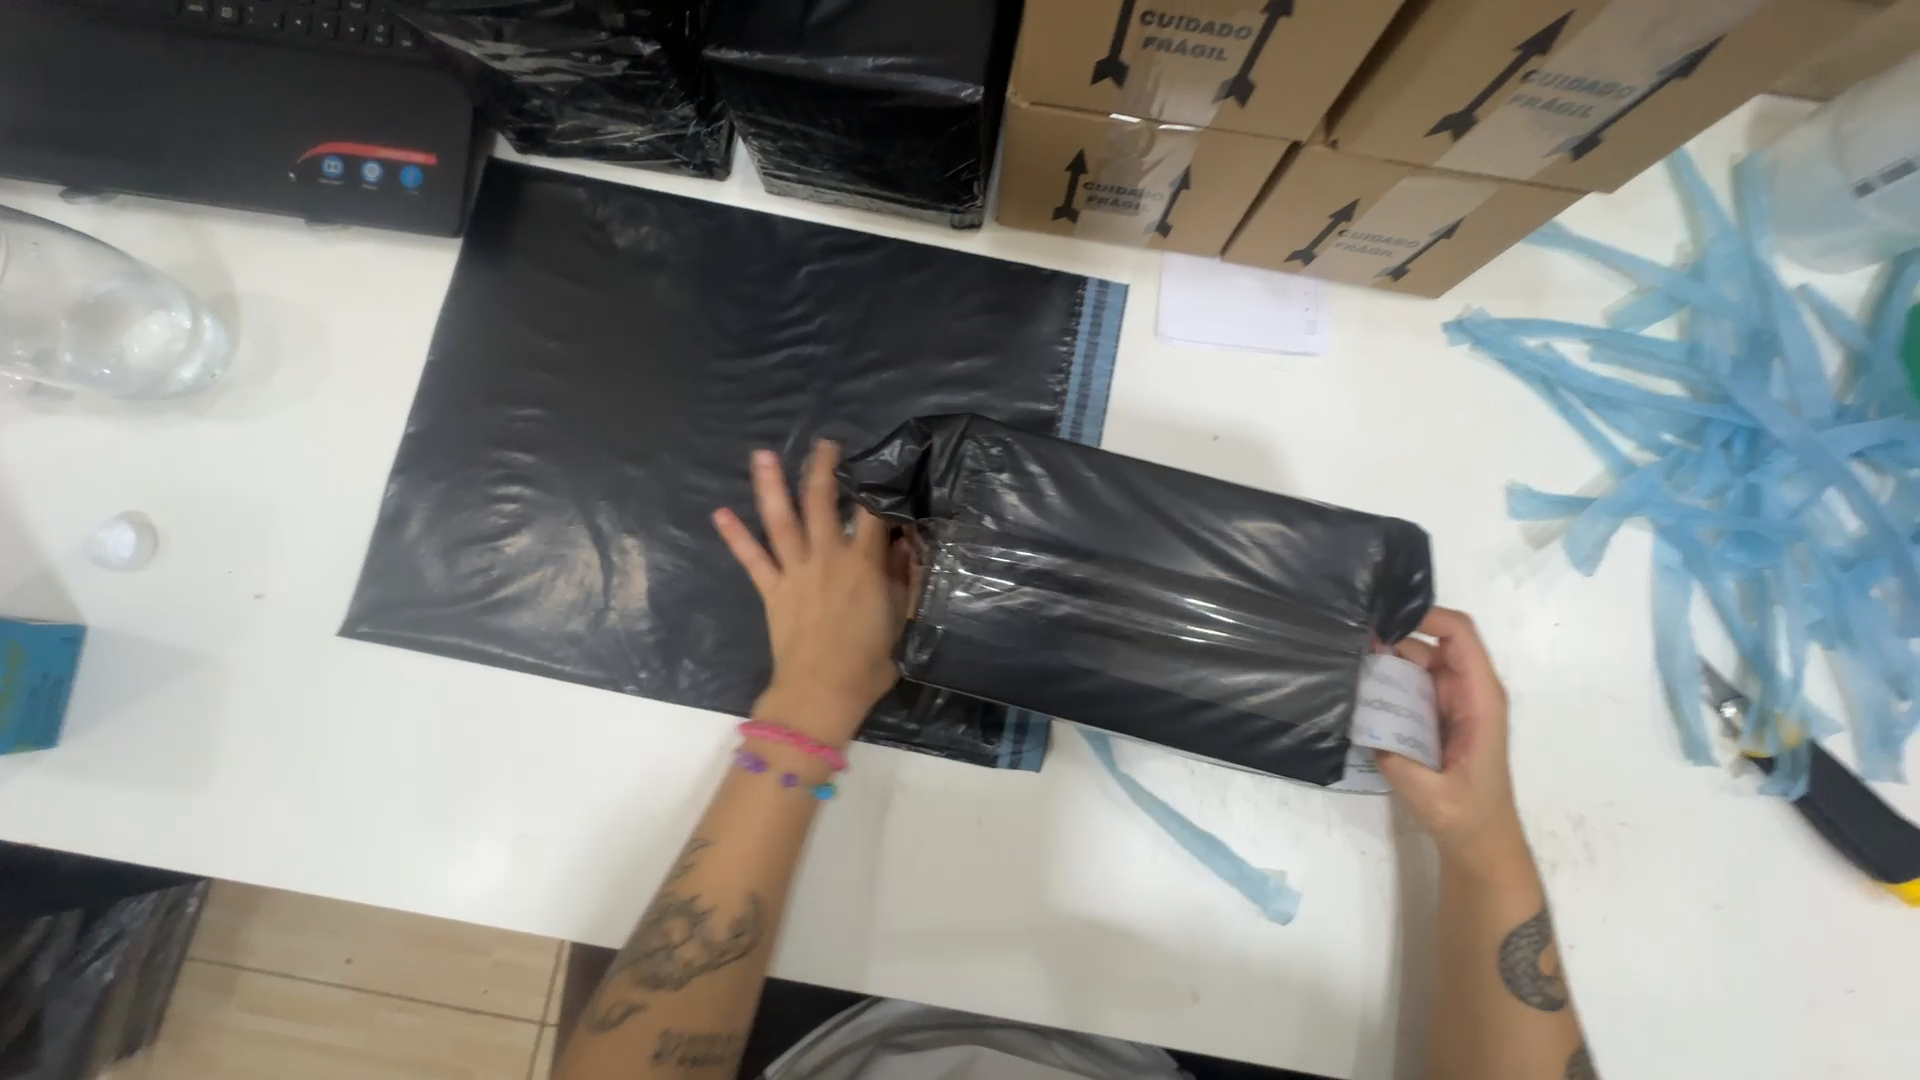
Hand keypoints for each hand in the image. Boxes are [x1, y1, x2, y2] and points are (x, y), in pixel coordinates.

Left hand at [712, 440, 909, 746]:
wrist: (822, 692)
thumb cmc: (870, 661)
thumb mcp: (903, 618)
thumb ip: (906, 578)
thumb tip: (906, 542)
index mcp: (865, 564)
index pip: (874, 513)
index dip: (878, 487)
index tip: (881, 465)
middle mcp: (828, 557)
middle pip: (822, 503)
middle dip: (823, 469)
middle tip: (826, 444)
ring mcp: (795, 571)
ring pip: (782, 520)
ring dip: (772, 485)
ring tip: (762, 455)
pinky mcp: (772, 590)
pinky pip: (752, 559)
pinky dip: (736, 536)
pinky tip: (721, 513)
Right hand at [1375, 607, 1528, 876]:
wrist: (1480, 840)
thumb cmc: (1466, 814)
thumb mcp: (1429, 792)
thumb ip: (1395, 756)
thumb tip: (1361, 719)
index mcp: (1479, 699)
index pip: (1459, 635)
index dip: (1425, 616)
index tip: (1380, 619)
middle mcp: (1467, 691)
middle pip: (1429, 641)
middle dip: (1390, 637)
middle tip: (1348, 646)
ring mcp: (1450, 700)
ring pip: (1415, 659)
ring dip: (1383, 659)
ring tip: (1347, 666)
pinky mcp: (1434, 712)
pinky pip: (1409, 681)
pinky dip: (1384, 679)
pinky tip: (1358, 689)